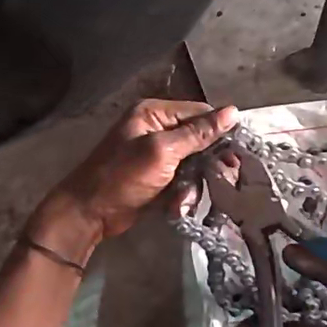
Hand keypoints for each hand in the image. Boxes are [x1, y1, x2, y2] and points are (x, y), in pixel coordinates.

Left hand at [33, 100, 238, 254]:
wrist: (88, 214)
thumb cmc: (122, 177)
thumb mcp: (162, 151)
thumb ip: (198, 133)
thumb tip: (233, 112)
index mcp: (155, 113)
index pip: (200, 114)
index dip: (221, 132)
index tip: (238, 153)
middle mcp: (157, 129)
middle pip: (200, 141)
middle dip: (207, 165)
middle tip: (223, 180)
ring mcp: (157, 155)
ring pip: (194, 166)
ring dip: (192, 186)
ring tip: (182, 201)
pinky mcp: (157, 178)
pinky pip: (182, 182)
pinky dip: (182, 196)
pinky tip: (175, 208)